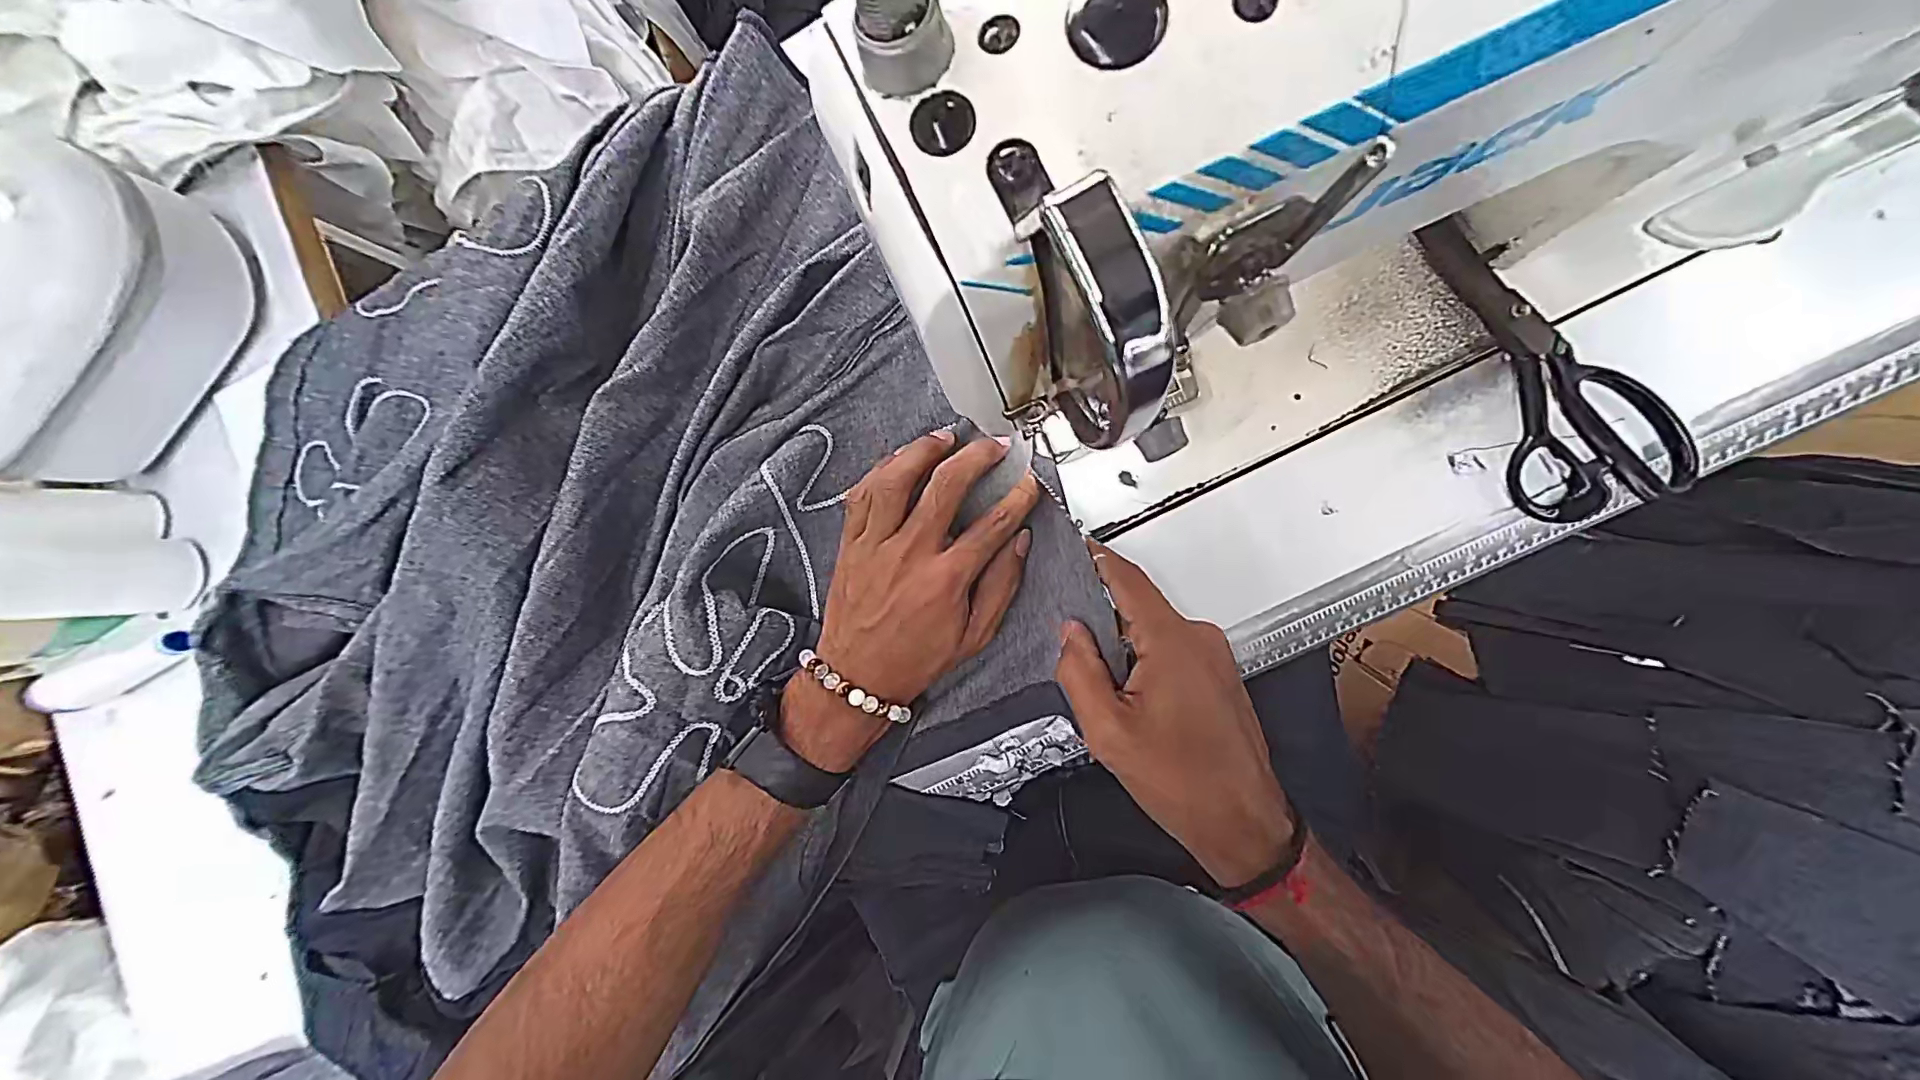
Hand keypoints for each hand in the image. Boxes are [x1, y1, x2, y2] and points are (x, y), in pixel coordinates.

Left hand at [782, 428, 1040, 771]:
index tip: (1028, 482)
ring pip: (897, 480)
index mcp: (945, 580)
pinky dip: (880, 470)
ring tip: (945, 437)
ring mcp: (876, 546)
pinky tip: (898, 458)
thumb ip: (1001, 586)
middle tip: (992, 446)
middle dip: (976, 458)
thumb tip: (1020, 542)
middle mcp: (909, 555)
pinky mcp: (851, 544)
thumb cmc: (915, 658)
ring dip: (923, 451)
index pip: (992, 524)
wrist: (858, 676)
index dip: (1017, 497)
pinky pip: (862, 495)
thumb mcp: (973, 636)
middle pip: (946, 487)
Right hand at [1055, 543, 1295, 887]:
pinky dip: (1146, 663)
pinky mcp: (1218, 672)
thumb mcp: (1107, 730)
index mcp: (1171, 642)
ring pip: (1152, 631)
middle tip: (1082, 662)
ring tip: (1116, 700)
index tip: (1078, 546)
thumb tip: (1070, 634)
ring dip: (1125, 651)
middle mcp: (1199, 639)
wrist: (1241, 821)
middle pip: (1136, 607)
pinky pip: (1172, 649)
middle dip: (1103, 626)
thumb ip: (1079, 671)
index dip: (1096, 559)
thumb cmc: (1187, 783)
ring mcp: (1213, 655)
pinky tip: (1138, 705)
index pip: (1126, 578)